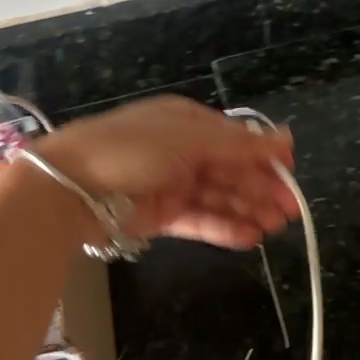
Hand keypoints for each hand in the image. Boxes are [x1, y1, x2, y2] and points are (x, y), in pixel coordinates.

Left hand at [28, 96, 298, 248]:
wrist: (69, 188)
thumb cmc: (131, 150)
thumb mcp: (188, 139)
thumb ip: (240, 144)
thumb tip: (287, 137)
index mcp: (187, 122)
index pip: (237, 140)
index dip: (265, 157)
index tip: (291, 174)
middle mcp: (183, 151)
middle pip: (232, 171)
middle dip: (262, 189)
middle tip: (291, 212)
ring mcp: (172, 185)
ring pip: (220, 198)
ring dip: (249, 210)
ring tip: (275, 228)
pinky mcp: (161, 216)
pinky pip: (201, 221)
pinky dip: (225, 228)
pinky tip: (250, 237)